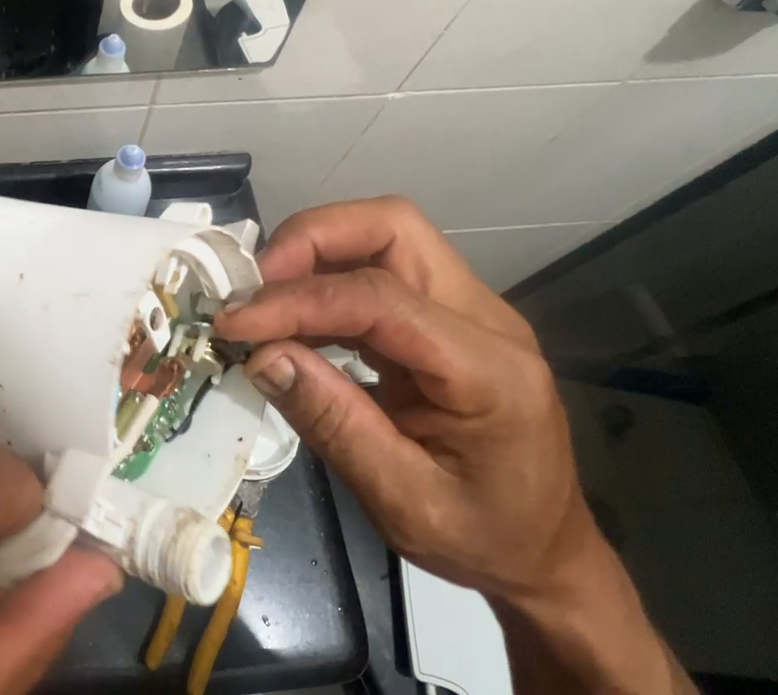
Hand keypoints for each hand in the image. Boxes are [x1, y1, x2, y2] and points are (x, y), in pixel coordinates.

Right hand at [218, 198, 687, 691]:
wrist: (545, 551)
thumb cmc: (482, 538)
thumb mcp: (404, 504)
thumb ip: (335, 424)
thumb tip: (261, 356)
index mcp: (489, 371)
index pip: (380, 297)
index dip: (297, 300)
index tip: (232, 322)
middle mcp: (486, 318)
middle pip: (393, 227)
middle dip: (310, 239)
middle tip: (251, 285)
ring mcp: (469, 308)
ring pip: (384, 235)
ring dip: (314, 252)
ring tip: (261, 300)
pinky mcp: (445, 314)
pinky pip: (379, 269)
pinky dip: (326, 278)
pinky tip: (292, 318)